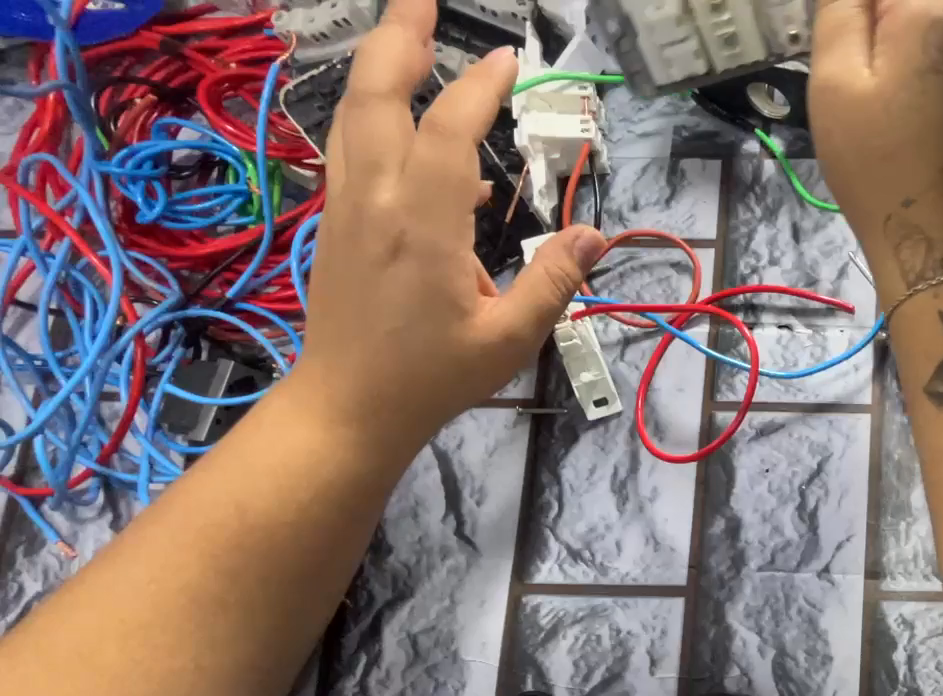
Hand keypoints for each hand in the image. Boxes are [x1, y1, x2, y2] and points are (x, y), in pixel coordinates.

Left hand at [289, 0, 604, 447]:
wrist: (352, 402)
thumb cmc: (436, 375)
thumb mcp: (511, 337)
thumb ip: (553, 281)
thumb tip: (595, 234)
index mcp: (422, 223)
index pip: (449, 131)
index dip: (480, 88)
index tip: (511, 58)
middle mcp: (374, 197)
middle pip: (375, 94)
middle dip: (399, 38)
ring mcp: (347, 205)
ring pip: (352, 113)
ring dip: (379, 66)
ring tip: (407, 37)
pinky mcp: (338, 221)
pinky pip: (355, 149)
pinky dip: (380, 120)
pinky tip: (418, 139)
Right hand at [808, 0, 942, 302]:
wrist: (932, 239)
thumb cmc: (877, 169)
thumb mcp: (835, 80)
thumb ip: (842, 4)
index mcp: (937, 6)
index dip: (857, 7)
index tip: (845, 29)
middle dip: (885, 7)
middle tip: (860, 34)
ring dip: (909, 14)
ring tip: (881, 46)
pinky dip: (937, 20)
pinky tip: (909, 57)